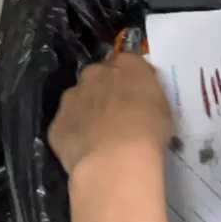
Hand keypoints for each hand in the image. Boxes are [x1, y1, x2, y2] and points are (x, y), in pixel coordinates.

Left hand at [49, 53, 173, 175]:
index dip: (130, 79)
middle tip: (115, 114)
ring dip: (86, 111)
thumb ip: (147, 97)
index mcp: (127, 65)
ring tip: (98, 136)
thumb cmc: (148, 131)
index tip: (136, 95)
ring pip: (78, 99)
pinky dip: (74, 135)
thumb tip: (139, 101)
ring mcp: (72, 97)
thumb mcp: (163, 109)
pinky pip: (66, 126)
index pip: (128, 62)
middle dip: (104, 90)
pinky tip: (85, 152)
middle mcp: (96, 73)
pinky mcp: (57, 124)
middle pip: (98, 76)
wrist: (115, 159)